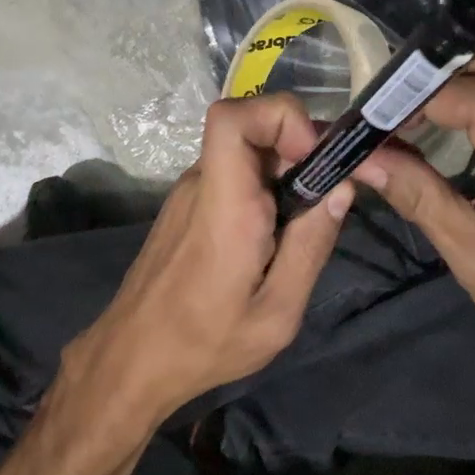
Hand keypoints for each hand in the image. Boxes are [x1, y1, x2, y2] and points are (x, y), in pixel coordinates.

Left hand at [62, 93, 353, 422]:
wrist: (132, 358)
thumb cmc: (205, 343)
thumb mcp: (276, 313)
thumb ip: (310, 246)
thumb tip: (342, 188)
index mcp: (224, 205)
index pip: (233, 116)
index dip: (281, 116)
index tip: (315, 158)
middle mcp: (201, 185)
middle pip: (252, 129)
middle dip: (299, 151)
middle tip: (326, 202)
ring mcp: (188, 194)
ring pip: (246, 154)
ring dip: (284, 176)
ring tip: (301, 231)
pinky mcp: (185, 208)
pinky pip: (233, 177)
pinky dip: (263, 192)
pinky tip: (271, 242)